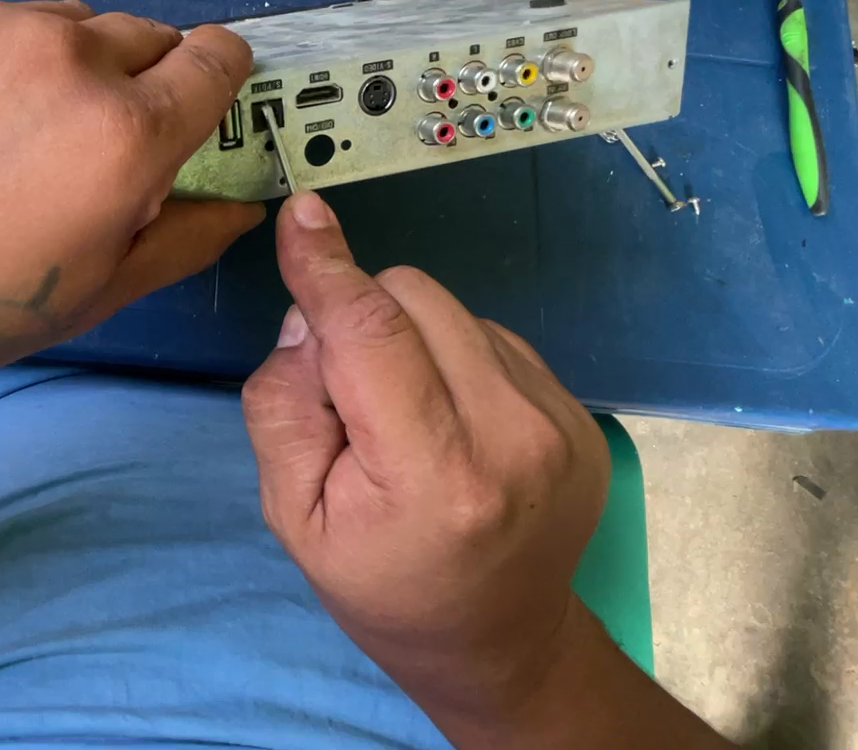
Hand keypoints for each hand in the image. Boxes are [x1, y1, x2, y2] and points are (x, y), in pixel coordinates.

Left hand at [0, 0, 262, 410]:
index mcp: (127, 133)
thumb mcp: (109, 286)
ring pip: (67, 23)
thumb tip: (247, 202)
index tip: (193, 96)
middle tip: (83, 139)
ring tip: (8, 129)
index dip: (213, 76)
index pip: (216, 56)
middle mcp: (67, 59)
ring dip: (63, 64)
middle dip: (135, 81)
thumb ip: (193, 235)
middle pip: (145, 34)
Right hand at [241, 190, 610, 721]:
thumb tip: (310, 318)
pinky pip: (480, 328)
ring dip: (401, 332)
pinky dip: (443, 350)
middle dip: (358, 314)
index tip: (301, 215)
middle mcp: (513, 431)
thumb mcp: (291, 512)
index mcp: (435, 472)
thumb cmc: (380, 583)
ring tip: (400, 409)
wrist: (500, 641)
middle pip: (411, 296)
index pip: (372, 335)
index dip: (328, 270)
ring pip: (446, 303)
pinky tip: (444, 412)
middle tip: (346, 392)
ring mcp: (558, 415)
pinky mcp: (575, 405)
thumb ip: (282, 405)